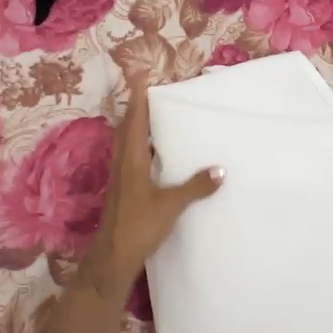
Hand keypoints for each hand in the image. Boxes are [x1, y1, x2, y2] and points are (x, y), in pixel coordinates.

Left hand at [83, 83, 223, 293]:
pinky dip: (142, 145)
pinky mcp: (124, 190)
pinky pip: (132, 157)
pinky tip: (156, 153)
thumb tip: (220, 169)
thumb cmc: (138, 226)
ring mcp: (122, 177)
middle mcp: (123, 163)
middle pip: (127, 127)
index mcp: (131, 159)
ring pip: (128, 142)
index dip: (137, 97)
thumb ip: (195, 187)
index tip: (141, 74)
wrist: (112, 259)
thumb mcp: (170, 206)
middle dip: (137, 107)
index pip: (134, 120)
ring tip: (155, 115)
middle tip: (151, 91)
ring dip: (138, 126)